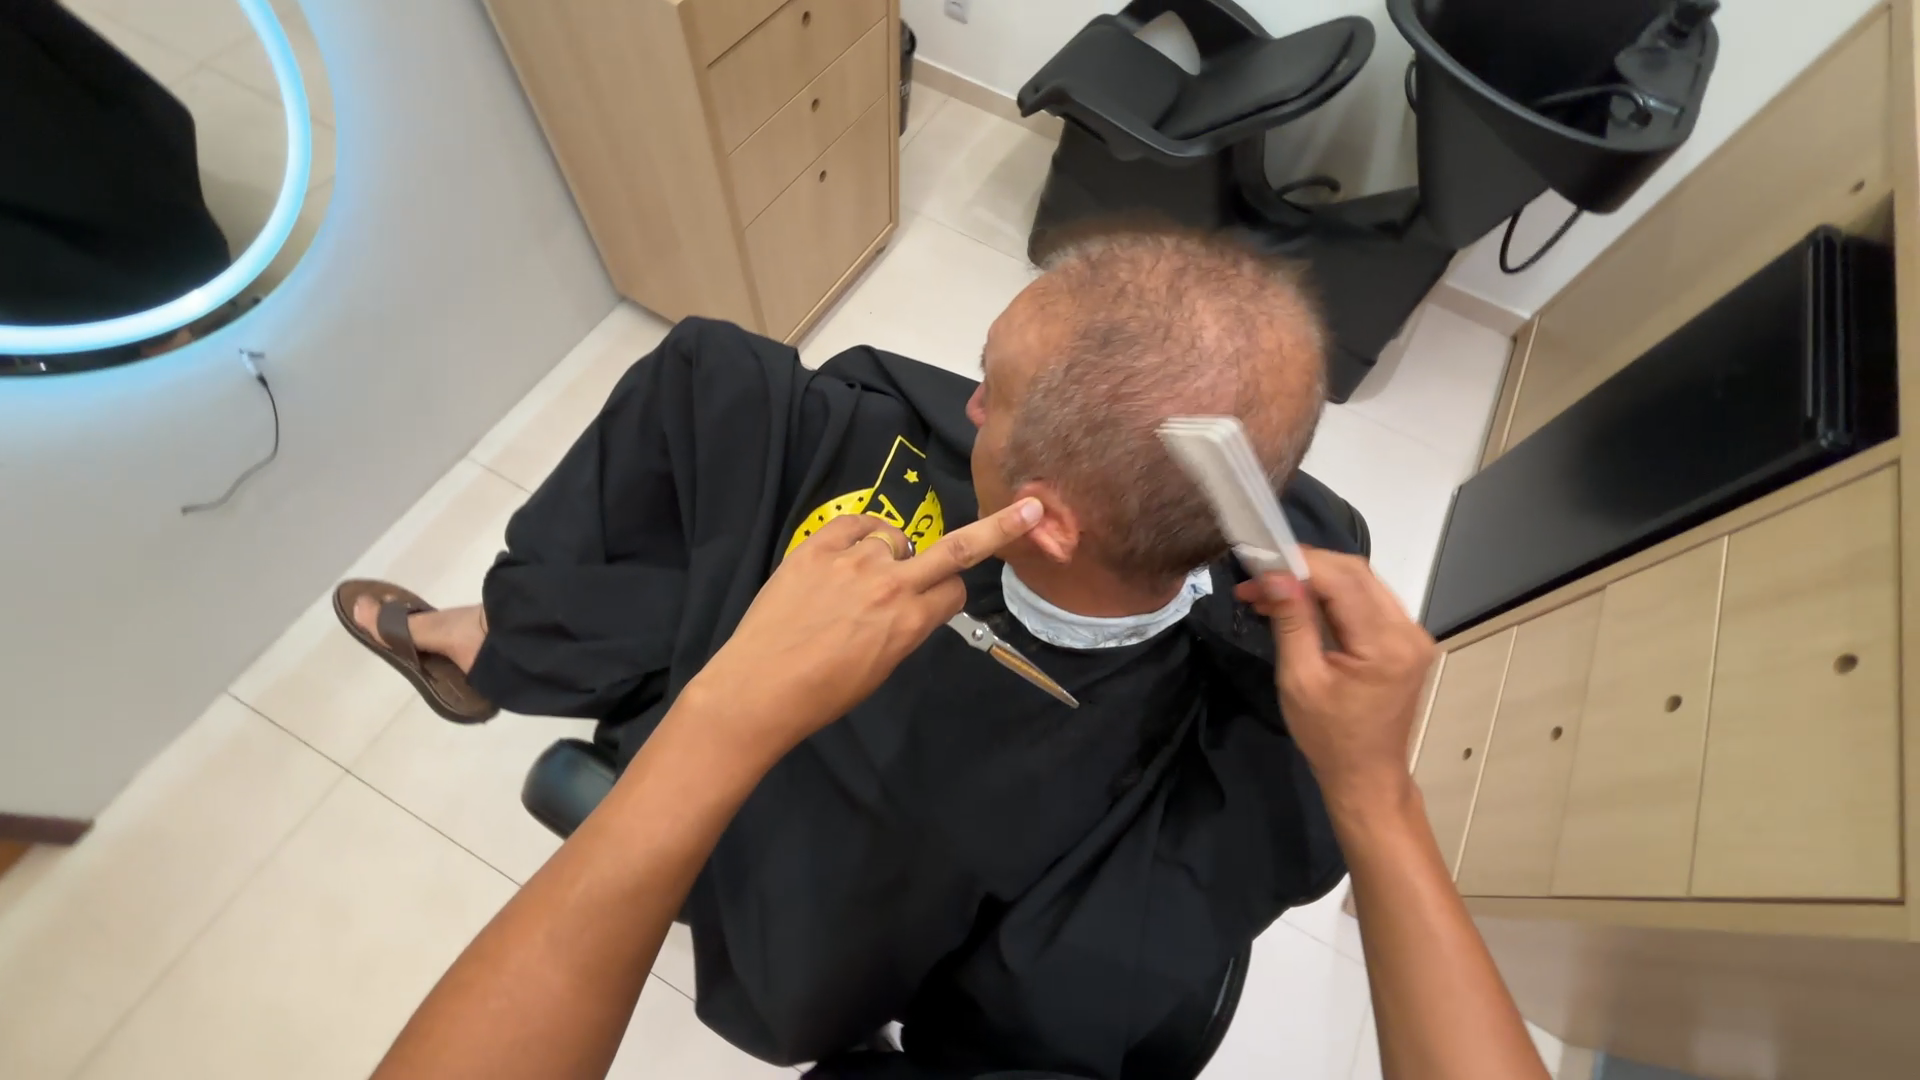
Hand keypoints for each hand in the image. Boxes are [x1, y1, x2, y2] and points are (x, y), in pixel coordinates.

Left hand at [689, 498, 1045, 755]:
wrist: (759, 686)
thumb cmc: (824, 694)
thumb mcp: (882, 669)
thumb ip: (906, 628)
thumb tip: (912, 603)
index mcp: (911, 622)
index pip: (956, 589)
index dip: (948, 594)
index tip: (937, 599)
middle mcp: (892, 583)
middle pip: (957, 549)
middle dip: (999, 528)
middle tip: (1029, 508)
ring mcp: (854, 559)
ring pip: (896, 536)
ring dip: (890, 551)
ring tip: (859, 575)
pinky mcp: (818, 545)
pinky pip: (857, 522)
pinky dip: (859, 535)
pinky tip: (846, 553)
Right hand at [1234, 548, 1437, 813]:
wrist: (1365, 774)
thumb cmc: (1327, 735)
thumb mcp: (1299, 679)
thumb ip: (1291, 622)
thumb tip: (1275, 576)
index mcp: (1385, 645)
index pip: (1343, 581)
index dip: (1300, 564)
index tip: (1258, 564)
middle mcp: (1408, 631)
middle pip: (1355, 573)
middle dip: (1303, 568)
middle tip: (1257, 578)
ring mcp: (1411, 634)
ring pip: (1360, 582)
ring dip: (1314, 579)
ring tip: (1268, 591)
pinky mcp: (1404, 640)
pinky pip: (1365, 600)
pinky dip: (1329, 594)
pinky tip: (1297, 602)